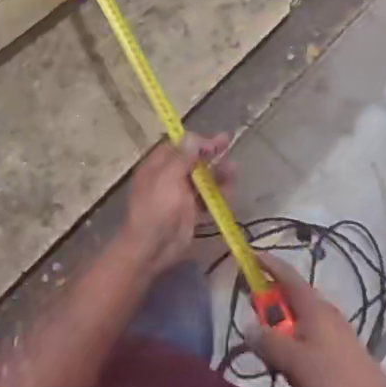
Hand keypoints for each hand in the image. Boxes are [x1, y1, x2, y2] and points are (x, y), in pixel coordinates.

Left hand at [118, 131, 230, 276]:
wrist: (151, 250)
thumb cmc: (156, 210)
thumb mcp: (168, 178)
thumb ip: (182, 157)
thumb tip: (192, 136)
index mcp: (159, 166)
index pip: (179, 145)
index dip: (197, 141)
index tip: (215, 141)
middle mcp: (170, 177)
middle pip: (194, 160)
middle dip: (211, 153)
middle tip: (228, 145)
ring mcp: (181, 195)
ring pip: (203, 178)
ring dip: (219, 172)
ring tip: (234, 169)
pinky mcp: (191, 211)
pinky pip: (208, 197)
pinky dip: (220, 192)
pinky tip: (230, 189)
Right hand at [249, 254, 385, 386]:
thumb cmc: (333, 379)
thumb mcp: (294, 361)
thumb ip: (269, 342)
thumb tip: (247, 326)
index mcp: (313, 305)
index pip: (287, 275)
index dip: (268, 264)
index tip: (250, 255)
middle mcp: (323, 310)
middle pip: (291, 297)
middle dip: (269, 306)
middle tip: (251, 323)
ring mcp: (332, 329)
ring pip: (298, 320)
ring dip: (280, 331)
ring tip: (270, 357)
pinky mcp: (337, 348)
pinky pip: (307, 336)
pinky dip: (292, 345)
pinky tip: (289, 370)